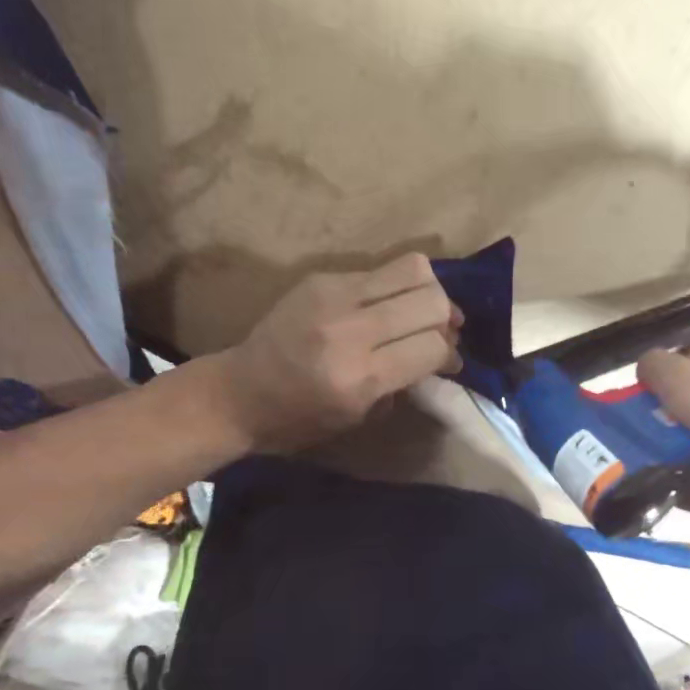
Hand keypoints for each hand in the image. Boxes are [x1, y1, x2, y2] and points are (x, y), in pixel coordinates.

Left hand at [212, 253, 461, 451]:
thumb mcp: (360, 416)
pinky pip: (380, 271)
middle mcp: (349, 331)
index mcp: (358, 377)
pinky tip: (388, 306)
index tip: (450, 363)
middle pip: (430, 301)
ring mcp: (334, 297)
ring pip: (414, 269)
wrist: (239, 392)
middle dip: (446, 319)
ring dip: (429, 292)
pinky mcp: (322, 278)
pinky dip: (396, 288)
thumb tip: (442, 353)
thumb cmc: (301, 419)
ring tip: (424, 310)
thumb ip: (404, 382)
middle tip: (440, 334)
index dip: (450, 355)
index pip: (432, 347)